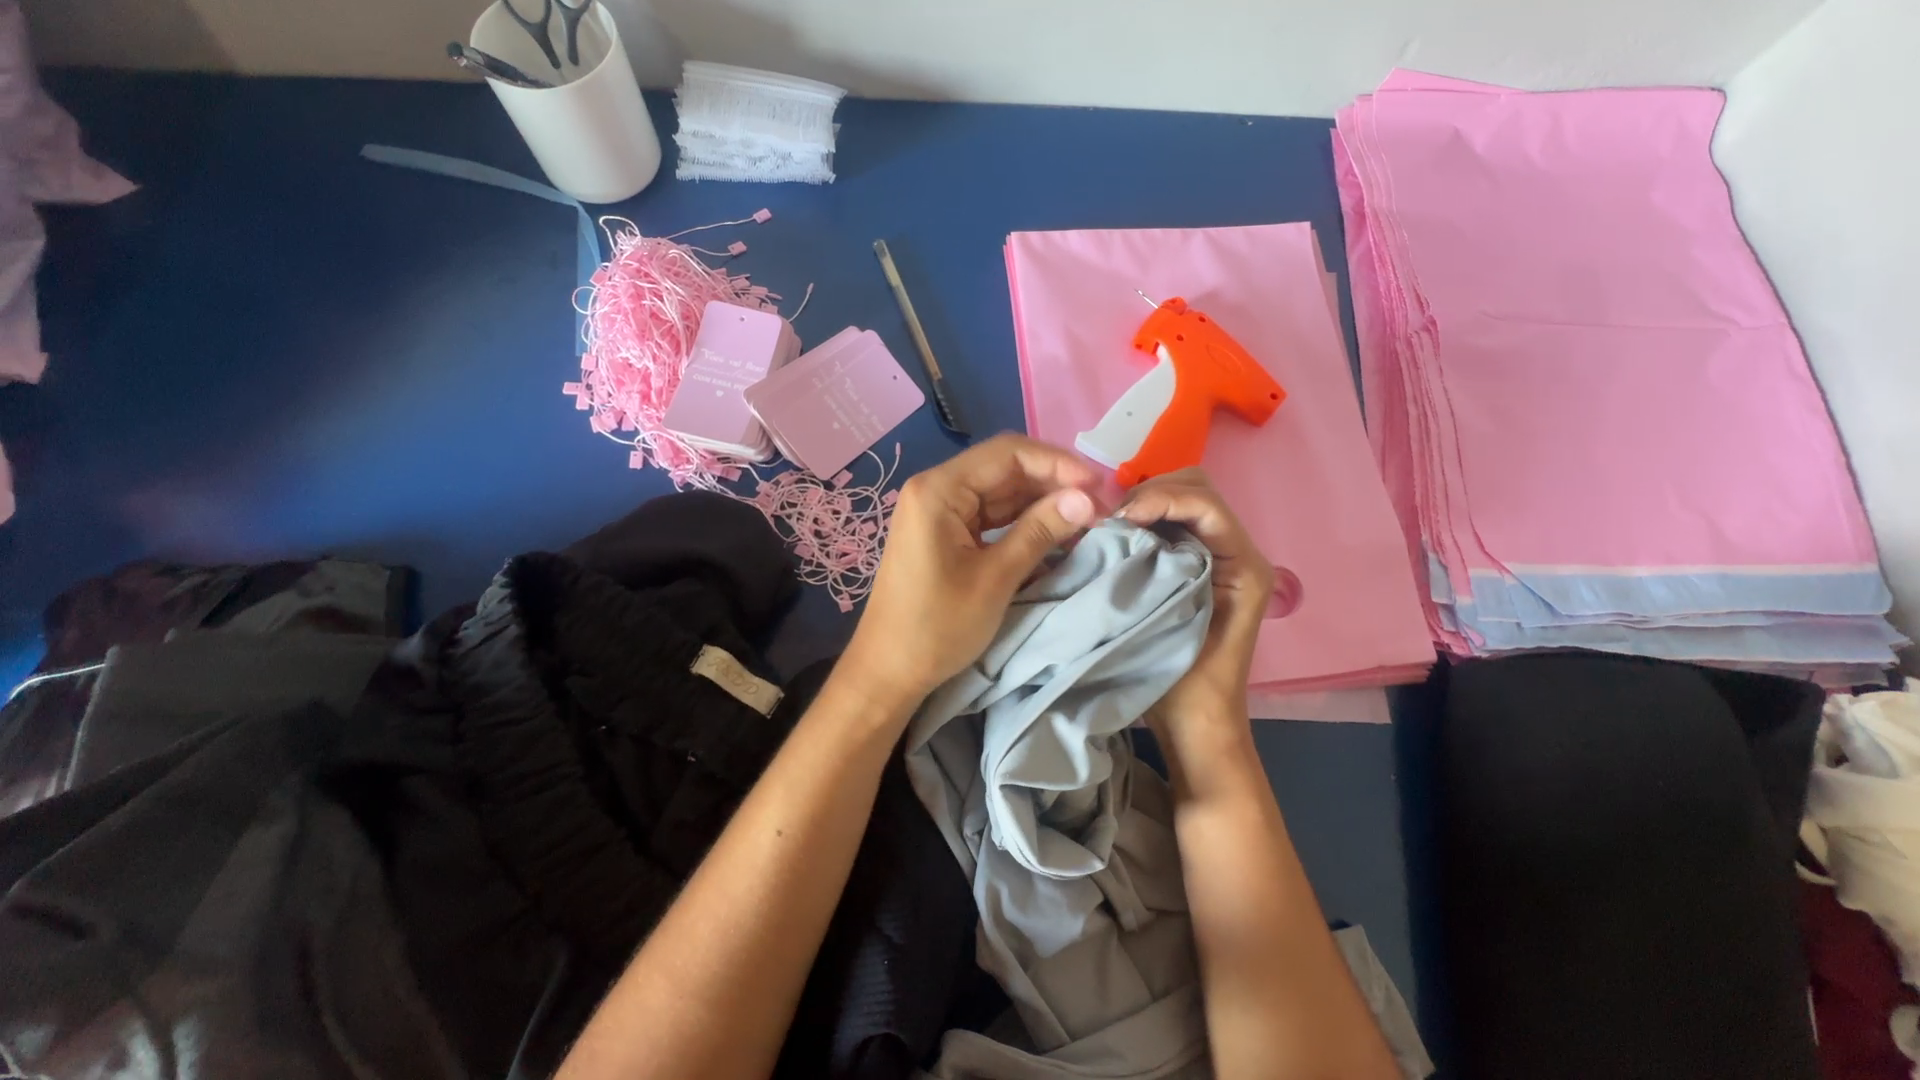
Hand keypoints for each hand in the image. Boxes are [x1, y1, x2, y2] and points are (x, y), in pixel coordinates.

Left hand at [844, 434, 1099, 708]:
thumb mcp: (996, 578)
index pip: (1007, 453)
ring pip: (1000, 492)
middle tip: (1100, 505)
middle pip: (1004, 468)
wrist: (888, 671)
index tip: (1099, 487)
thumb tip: (1087, 499)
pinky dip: (1022, 521)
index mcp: (939, 490)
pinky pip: (990, 515)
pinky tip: (1055, 529)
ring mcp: (938, 512)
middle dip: (1053, 482)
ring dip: (1041, 501)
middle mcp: (935, 489)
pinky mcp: (944, 534)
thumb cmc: (937, 626)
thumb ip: (1040, 531)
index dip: (1058, 463)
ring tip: (1086, 518)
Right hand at [1117, 468, 1272, 730]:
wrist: (1198, 725)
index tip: (1120, 520)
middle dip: (1153, 493)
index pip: (1205, 505)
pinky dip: (1145, 519)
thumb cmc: (1184, 686)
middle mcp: (1238, 552)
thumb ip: (1153, 574)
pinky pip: (1174, 523)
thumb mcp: (1171, 627)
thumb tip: (1117, 530)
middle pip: (1197, 489)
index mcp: (1244, 566)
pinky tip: (1121, 537)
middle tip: (1115, 521)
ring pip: (1184, 500)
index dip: (1160, 500)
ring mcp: (1218, 556)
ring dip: (1147, 503)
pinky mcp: (1197, 564)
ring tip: (1115, 527)